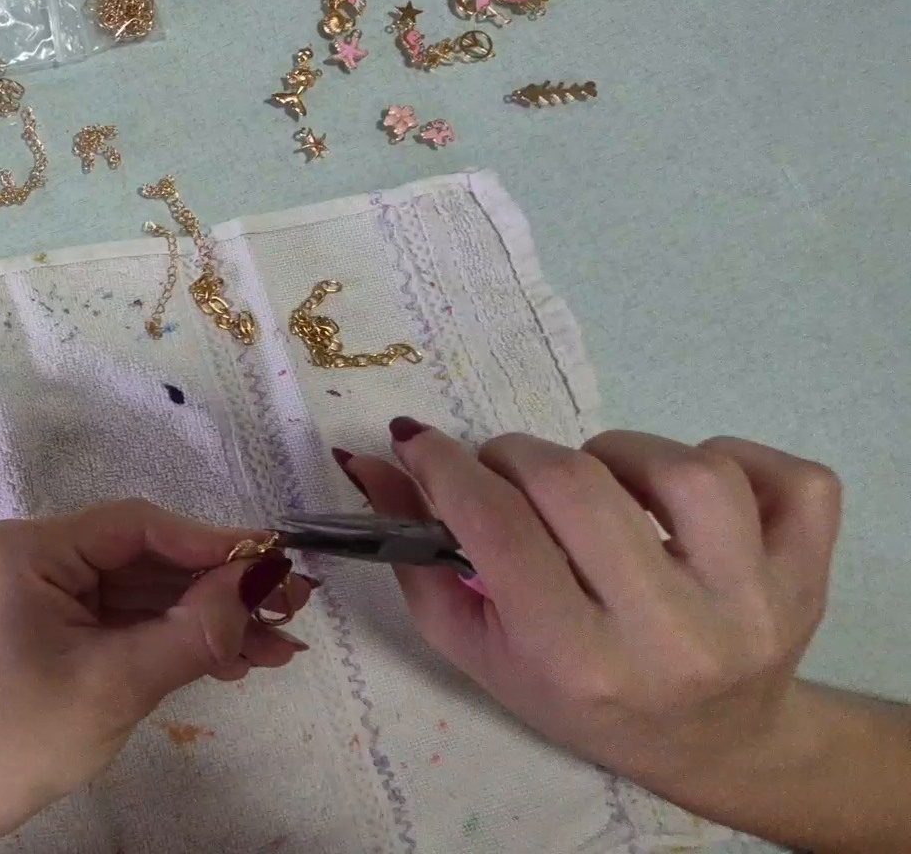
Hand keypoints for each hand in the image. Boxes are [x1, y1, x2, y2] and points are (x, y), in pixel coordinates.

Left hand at [0, 498, 315, 843]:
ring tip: (281, 640)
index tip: (272, 560)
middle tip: (291, 603)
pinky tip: (240, 655)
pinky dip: (182, 635)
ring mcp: (57, 587)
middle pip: (147, 555)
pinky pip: (134, 614)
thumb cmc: (25, 732)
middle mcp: (44, 554)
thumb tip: (258, 583)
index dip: (207, 542)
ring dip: (211, 614)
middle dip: (218, 584)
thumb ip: (190, 632)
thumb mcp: (115, 682)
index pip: (134, 527)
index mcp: (34, 548)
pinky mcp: (71, 619)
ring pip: (148, 587)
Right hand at [338, 421, 838, 797]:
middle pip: (578, 485)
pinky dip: (730, 457)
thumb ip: (411, 549)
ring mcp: (760, 604)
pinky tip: (679, 492)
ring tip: (593, 483)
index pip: (496, 527)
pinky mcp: (814, 578)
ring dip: (614, 452)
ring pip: (684, 469)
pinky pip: (793, 478)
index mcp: (573, 656)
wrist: (709, 743)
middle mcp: (672, 633)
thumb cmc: (563, 692)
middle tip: (497, 472)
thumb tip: (369, 460)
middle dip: (512, 454)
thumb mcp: (468, 637)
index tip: (413, 440)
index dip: (441, 465)